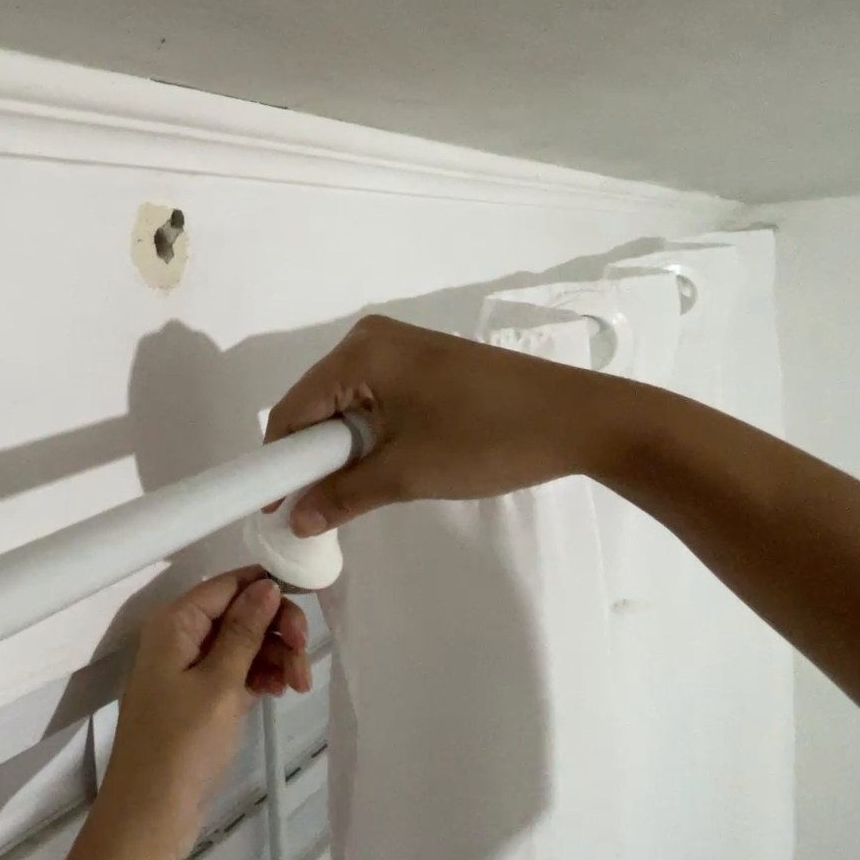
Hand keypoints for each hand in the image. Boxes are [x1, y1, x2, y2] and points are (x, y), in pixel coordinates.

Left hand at [58, 568, 308, 859]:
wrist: (149, 813)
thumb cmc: (181, 744)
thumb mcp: (219, 683)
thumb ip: (244, 631)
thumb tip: (265, 585)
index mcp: (176, 622)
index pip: (227, 584)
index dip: (267, 586)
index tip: (307, 599)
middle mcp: (180, 635)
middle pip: (238, 612)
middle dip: (275, 628)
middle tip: (304, 653)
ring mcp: (189, 667)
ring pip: (242, 643)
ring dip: (274, 656)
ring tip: (298, 685)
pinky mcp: (200, 696)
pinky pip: (237, 670)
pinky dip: (260, 676)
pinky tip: (280, 691)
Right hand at [264, 314, 627, 535]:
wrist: (586, 419)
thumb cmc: (489, 440)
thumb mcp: (407, 473)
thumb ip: (342, 496)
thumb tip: (295, 522)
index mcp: (358, 352)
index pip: (294, 409)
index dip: (279, 461)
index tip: (273, 506)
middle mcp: (369, 337)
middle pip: (315, 402)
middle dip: (309, 454)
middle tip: (310, 504)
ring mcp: (398, 344)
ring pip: (343, 400)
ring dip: (339, 445)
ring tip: (345, 487)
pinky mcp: (422, 358)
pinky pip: (371, 394)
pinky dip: (366, 429)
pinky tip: (378, 459)